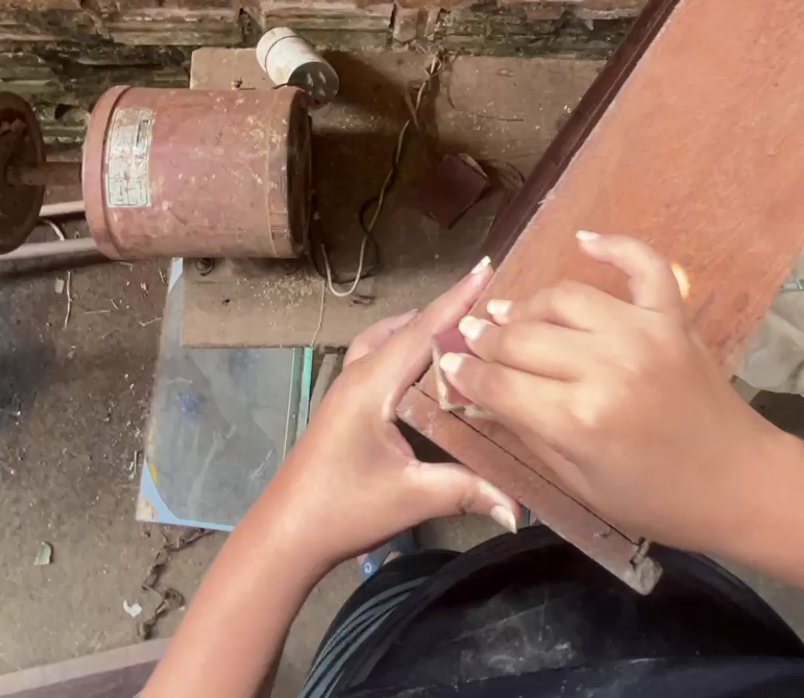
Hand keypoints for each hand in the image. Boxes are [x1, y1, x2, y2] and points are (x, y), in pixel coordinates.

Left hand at [251, 260, 518, 576]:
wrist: (283, 536)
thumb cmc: (341, 510)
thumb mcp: (410, 499)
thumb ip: (466, 491)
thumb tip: (519, 508)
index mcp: (374, 384)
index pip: (423, 330)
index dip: (458, 299)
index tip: (487, 267)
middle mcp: (359, 374)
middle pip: (408, 328)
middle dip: (448, 309)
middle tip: (489, 300)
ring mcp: (347, 386)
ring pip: (388, 337)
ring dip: (421, 325)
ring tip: (458, 327)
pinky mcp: (344, 401)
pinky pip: (377, 353)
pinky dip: (402, 343)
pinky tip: (420, 364)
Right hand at [437, 232, 790, 555]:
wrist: (739, 483)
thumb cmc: (655, 499)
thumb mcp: (578, 484)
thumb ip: (525, 432)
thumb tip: (479, 394)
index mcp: (579, 420)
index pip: (499, 383)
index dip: (464, 373)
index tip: (447, 365)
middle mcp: (607, 367)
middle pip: (523, 338)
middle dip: (485, 339)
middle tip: (470, 338)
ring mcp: (643, 333)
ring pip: (564, 298)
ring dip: (528, 304)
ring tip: (508, 314)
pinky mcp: (672, 316)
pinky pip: (642, 264)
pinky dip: (614, 245)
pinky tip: (583, 240)